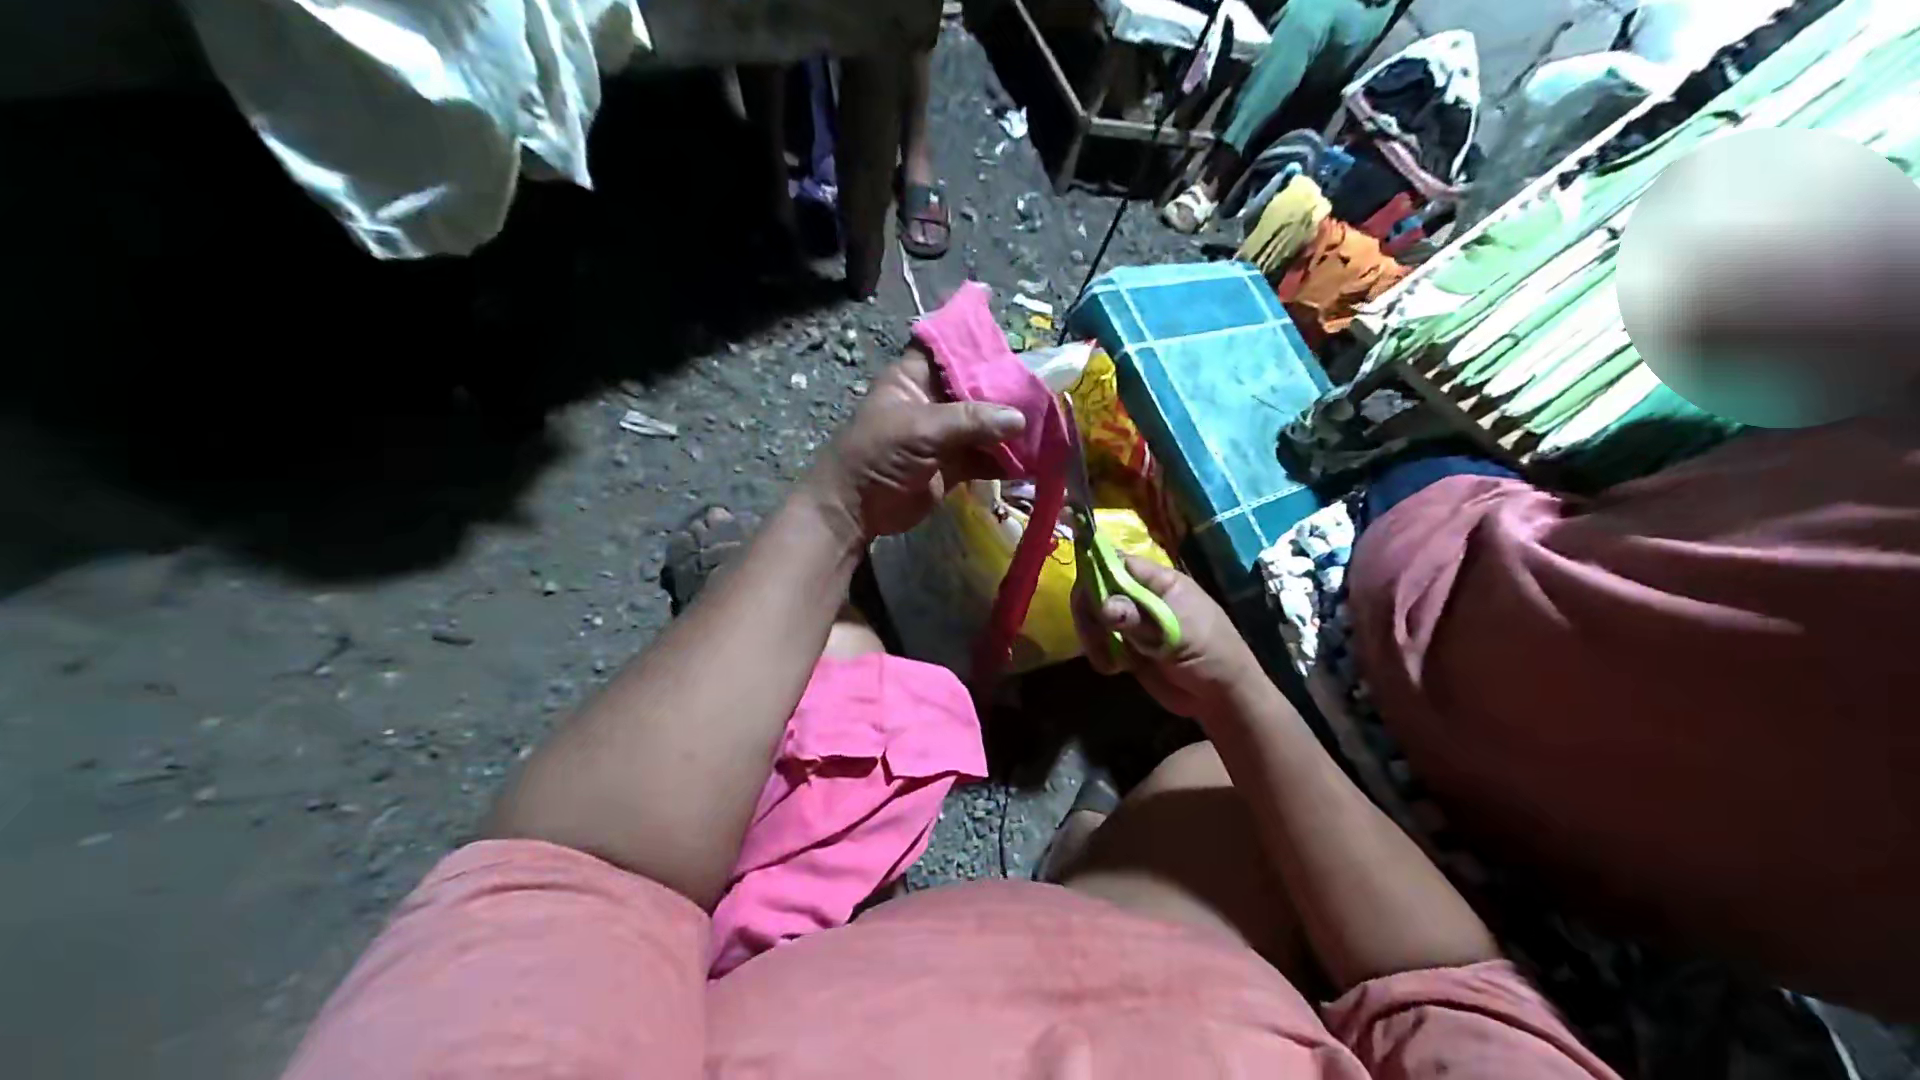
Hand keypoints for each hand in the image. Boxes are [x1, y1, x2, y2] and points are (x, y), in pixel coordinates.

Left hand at [804, 346, 1026, 539]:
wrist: (855, 509)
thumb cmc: (877, 454)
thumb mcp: (921, 429)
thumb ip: (970, 421)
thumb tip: (1020, 419)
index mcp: (915, 377)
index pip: (949, 346)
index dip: (976, 339)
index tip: (1013, 338)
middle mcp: (933, 400)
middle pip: (977, 387)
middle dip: (1008, 390)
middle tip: (1047, 389)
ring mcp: (945, 434)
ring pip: (986, 424)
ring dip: (1012, 429)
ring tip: (1049, 426)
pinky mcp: (953, 465)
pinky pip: (986, 457)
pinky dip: (1007, 459)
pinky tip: (1034, 459)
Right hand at [1073, 557, 1266, 721]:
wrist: (1224, 699)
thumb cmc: (1212, 655)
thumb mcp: (1179, 634)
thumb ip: (1141, 619)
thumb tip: (1104, 606)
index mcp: (1160, 582)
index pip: (1117, 563)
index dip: (1095, 573)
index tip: (1085, 599)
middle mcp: (1143, 596)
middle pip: (1099, 588)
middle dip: (1090, 613)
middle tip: (1094, 641)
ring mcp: (1133, 621)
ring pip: (1096, 616)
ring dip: (1093, 638)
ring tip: (1107, 663)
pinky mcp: (1127, 645)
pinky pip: (1100, 640)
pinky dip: (1099, 653)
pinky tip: (1113, 669)